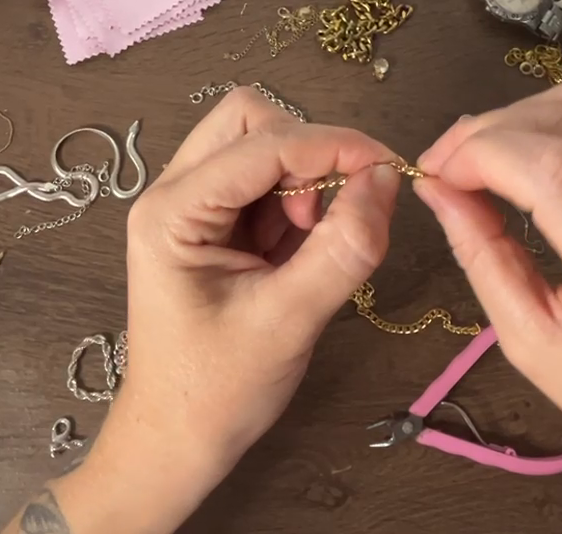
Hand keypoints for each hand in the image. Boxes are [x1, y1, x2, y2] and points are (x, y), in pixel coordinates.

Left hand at [33, 88, 402, 533]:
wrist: (175, 442)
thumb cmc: (218, 392)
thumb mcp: (289, 322)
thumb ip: (343, 248)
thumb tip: (387, 178)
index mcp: (173, 211)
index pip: (263, 144)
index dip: (332, 145)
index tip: (389, 168)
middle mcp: (174, 191)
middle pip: (249, 119)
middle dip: (305, 149)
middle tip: (328, 210)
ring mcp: (191, 200)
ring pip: (259, 140)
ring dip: (301, 174)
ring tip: (308, 238)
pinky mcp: (213, 216)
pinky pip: (265, 175)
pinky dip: (296, 195)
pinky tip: (297, 244)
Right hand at [411, 81, 561, 495]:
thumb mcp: (538, 351)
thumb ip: (484, 259)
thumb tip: (438, 188)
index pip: (554, 171)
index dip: (482, 153)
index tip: (435, 173)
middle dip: (486, 130)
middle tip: (444, 162)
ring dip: (514, 118)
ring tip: (477, 157)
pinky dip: (548, 125)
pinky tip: (524, 156)